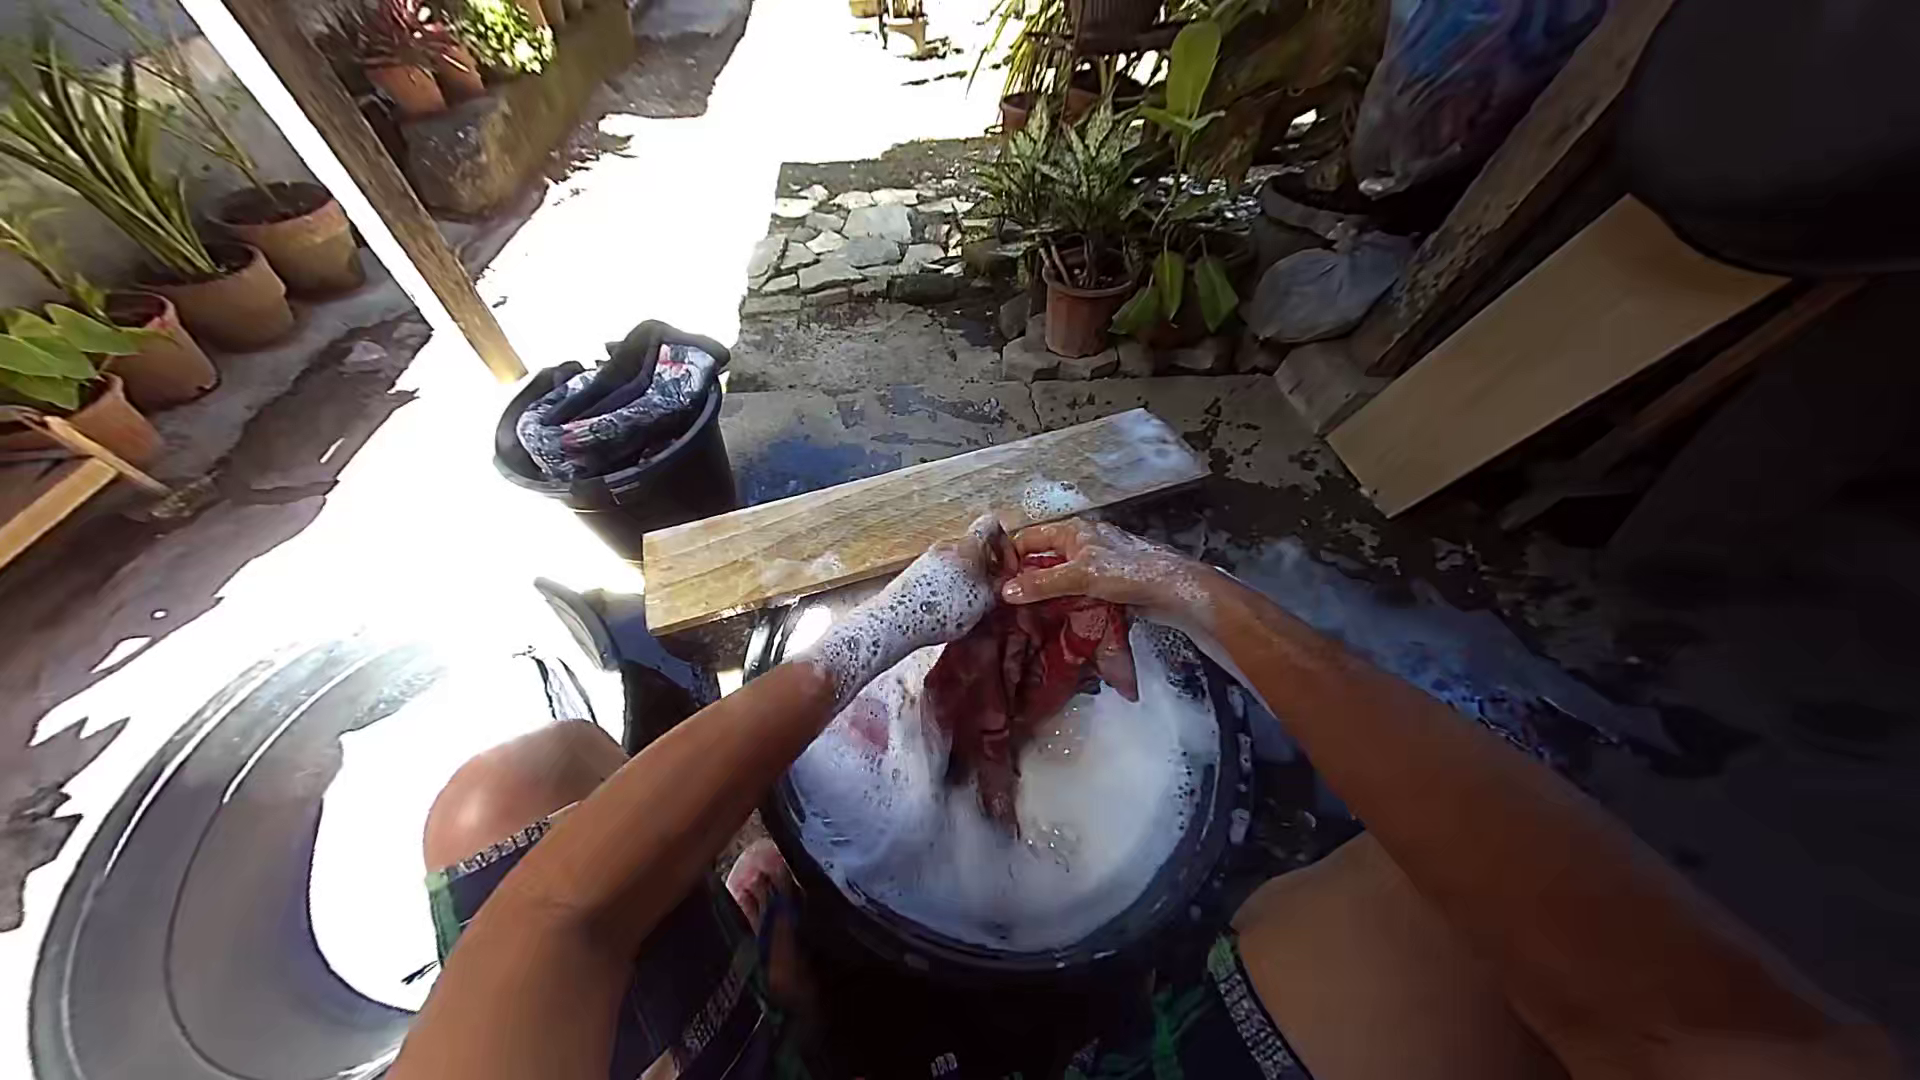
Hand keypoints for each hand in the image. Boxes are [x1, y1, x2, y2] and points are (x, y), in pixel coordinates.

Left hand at [878, 512, 1003, 649]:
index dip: (1005, 542)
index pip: (991, 524)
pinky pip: (942, 574)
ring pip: (959, 563)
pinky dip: (952, 586)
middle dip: (988, 567)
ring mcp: (930, 558)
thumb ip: (999, 587)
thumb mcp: (984, 601)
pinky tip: (952, 608)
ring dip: (970, 578)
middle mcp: (948, 546)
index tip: (1009, 564)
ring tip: (973, 604)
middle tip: (995, 590)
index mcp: (968, 546)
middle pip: (976, 547)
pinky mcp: (916, 573)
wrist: (897, 621)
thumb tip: (1007, 581)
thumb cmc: (941, 609)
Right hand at [1000, 518, 1220, 622]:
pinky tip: (1054, 619)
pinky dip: (1063, 604)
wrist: (1174, 591)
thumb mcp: (1080, 576)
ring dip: (1045, 595)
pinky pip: (1074, 593)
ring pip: (1058, 579)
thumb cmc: (1128, 572)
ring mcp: (1093, 565)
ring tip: (1027, 615)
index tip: (997, 582)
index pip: (1028, 539)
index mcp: (1072, 531)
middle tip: (1009, 603)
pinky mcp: (1104, 585)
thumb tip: (1005, 592)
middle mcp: (1080, 543)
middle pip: (1042, 560)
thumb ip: (1041, 584)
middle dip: (1026, 580)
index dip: (1011, 557)